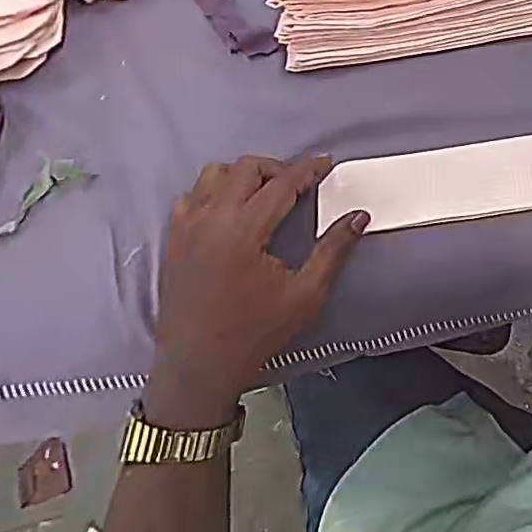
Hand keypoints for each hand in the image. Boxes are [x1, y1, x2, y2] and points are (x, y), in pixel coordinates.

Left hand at [144, 155, 366, 427]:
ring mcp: (186, 227)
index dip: (308, 170)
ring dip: (244, 175)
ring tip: (266, 193)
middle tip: (300, 183)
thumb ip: (334, 250)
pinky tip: (231, 211)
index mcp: (243, 230)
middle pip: (246, 168)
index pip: (282, 184)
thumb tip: (358, 217)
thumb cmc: (255, 334)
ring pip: (214, 174)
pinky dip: (214, 191)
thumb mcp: (305, 294)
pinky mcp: (174, 239)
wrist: (198, 368)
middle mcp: (210, 219)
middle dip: (278, 168)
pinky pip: (192, 195)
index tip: (326, 163)